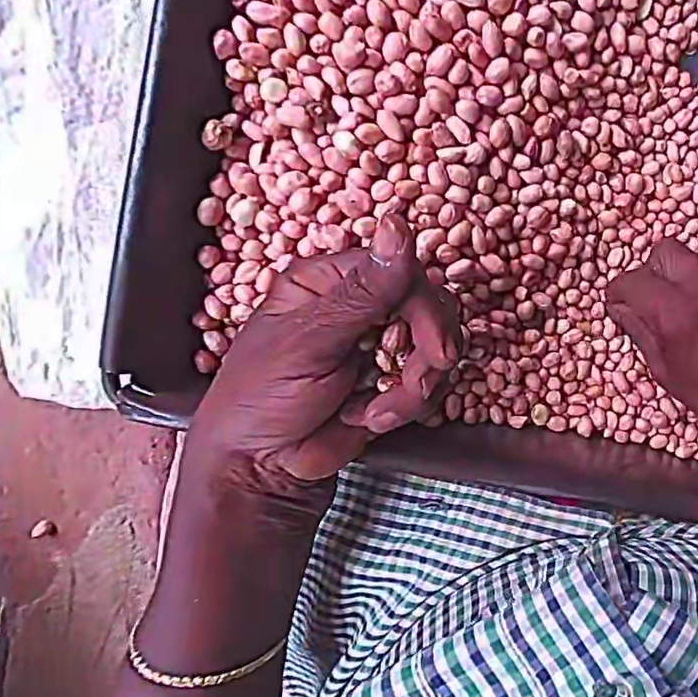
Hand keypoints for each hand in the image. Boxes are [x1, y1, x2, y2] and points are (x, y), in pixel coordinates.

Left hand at [180, 214, 460, 502]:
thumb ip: (363, 292)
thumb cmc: (261, 398)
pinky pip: (430, 382)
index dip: (425, 310)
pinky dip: (410, 406)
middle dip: (426, 354)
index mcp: (331, 282)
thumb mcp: (309, 342)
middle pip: (430, 309)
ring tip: (375, 412)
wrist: (261, 468)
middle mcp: (360, 306)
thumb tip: (398, 228)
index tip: (435, 349)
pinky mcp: (392, 380)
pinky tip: (371, 418)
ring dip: (415, 387)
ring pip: (436, 348)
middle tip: (411, 385)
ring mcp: (379, 344)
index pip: (402, 274)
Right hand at [605, 239, 697, 446]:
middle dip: (649, 271)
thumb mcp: (664, 368)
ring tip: (678, 312)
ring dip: (677, 280)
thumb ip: (640, 330)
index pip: (632, 280)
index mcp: (675, 312)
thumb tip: (622, 309)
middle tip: (647, 299)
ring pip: (692, 262)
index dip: (619, 291)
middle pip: (663, 252)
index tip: (618, 302)